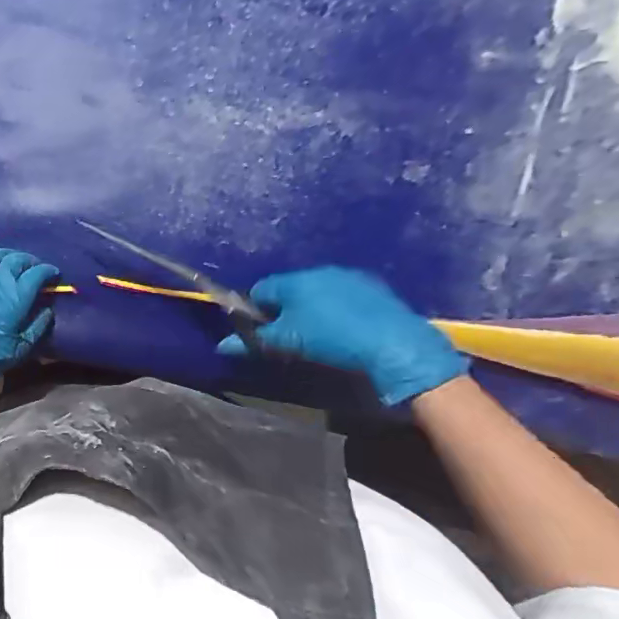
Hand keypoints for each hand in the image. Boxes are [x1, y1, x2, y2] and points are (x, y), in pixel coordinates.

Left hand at [0, 249, 59, 392]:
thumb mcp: (22, 347)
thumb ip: (39, 325)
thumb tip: (48, 308)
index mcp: (16, 297)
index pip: (37, 273)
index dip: (48, 271)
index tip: (54, 274)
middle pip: (17, 260)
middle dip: (30, 261)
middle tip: (35, 267)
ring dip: (7, 255)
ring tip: (13, 260)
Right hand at [215, 266, 465, 404]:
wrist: (397, 346)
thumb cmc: (332, 340)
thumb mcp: (288, 344)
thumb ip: (254, 342)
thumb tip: (222, 345)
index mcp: (295, 280)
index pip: (260, 290)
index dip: (254, 312)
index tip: (260, 334)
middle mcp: (321, 271)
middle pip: (289, 290)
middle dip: (285, 311)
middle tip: (289, 339)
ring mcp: (352, 278)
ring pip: (318, 293)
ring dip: (312, 311)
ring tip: (319, 339)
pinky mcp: (377, 291)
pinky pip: (344, 298)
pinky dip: (338, 312)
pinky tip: (347, 334)